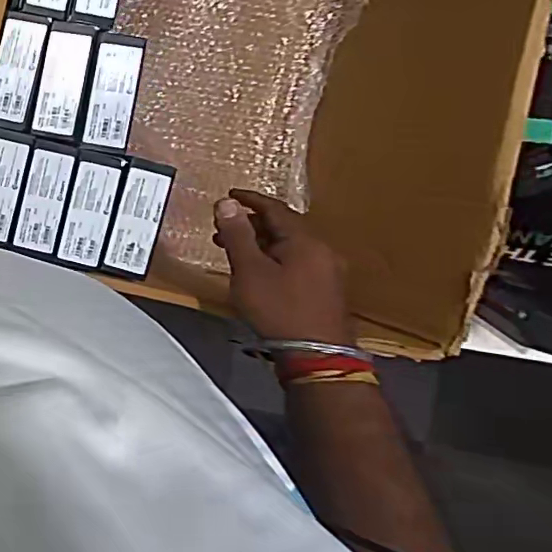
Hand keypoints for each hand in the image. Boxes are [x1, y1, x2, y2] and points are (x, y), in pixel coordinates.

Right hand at [212, 189, 355, 345]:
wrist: (317, 356)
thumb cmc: (278, 308)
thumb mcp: (249, 269)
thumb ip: (237, 234)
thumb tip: (227, 203)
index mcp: (305, 241)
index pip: (275, 209)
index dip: (250, 200)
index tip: (230, 195)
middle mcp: (322, 251)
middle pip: (283, 226)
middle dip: (251, 223)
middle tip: (223, 228)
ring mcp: (328, 271)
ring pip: (289, 244)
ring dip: (260, 241)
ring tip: (234, 250)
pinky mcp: (326, 289)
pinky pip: (296, 259)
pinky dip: (272, 255)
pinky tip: (256, 269)